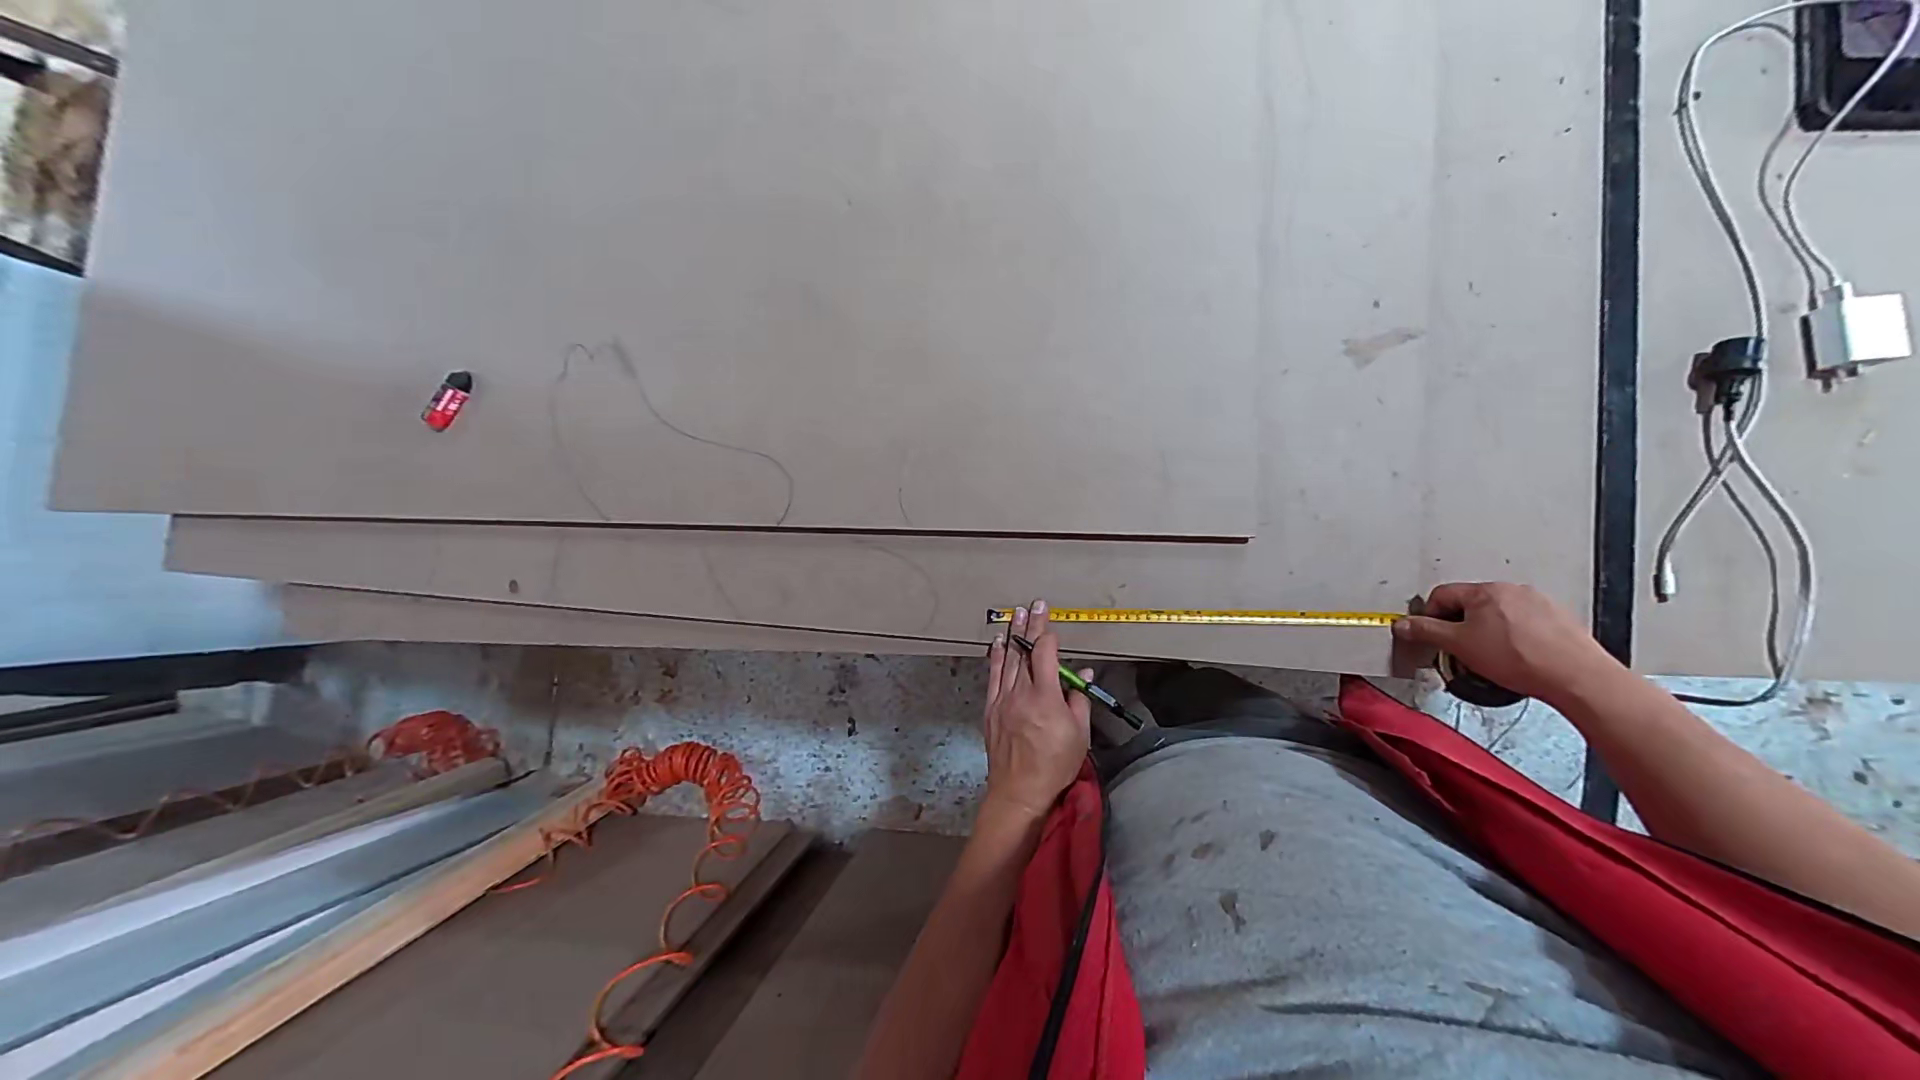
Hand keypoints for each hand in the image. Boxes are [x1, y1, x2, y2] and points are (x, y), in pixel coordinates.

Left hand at [981, 600, 1091, 820]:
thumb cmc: (1055, 765)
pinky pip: (993, 676)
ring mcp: (1003, 700)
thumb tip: (1080, 675)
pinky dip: (995, 657)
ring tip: (1016, 615)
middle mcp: (1021, 693)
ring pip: (1007, 660)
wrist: (1019, 790)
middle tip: (1032, 605)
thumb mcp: (1079, 734)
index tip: (1048, 617)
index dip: (1047, 633)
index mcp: (1045, 697)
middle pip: (1025, 652)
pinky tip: (997, 643)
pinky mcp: (991, 709)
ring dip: (1013, 635)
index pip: (1045, 654)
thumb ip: (1079, 700)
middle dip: (1030, 626)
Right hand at [1392, 582, 1623, 703]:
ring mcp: (1538, 604)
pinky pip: (1523, 624)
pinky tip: (1517, 658)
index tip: (1432, 635)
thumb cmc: (1523, 659)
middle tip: (1461, 649)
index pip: (1441, 595)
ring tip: (1491, 657)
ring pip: (1497, 614)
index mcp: (1486, 591)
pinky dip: (1514, 638)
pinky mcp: (1557, 620)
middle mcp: (1512, 591)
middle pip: (1469, 604)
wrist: (1577, 677)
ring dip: (1487, 632)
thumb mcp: (1459, 645)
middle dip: (1460, 626)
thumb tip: (1404, 624)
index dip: (1430, 617)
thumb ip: (1425, 631)